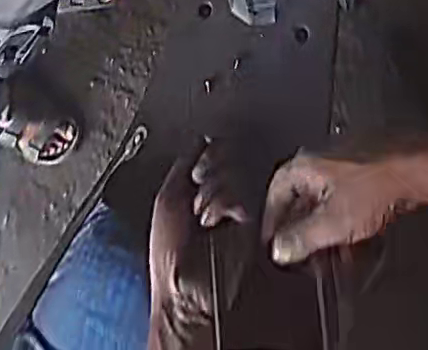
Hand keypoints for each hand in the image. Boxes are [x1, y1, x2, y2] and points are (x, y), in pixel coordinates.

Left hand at [148, 150, 243, 349]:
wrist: (182, 290)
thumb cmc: (171, 256)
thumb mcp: (169, 198)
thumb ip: (184, 163)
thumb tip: (200, 136)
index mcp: (214, 184)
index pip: (226, 148)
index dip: (211, 151)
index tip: (196, 168)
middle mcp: (234, 191)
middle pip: (236, 153)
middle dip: (211, 165)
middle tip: (198, 183)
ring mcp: (248, 203)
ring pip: (240, 169)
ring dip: (213, 188)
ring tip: (202, 212)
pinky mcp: (258, 219)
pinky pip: (245, 191)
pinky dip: (222, 202)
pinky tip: (211, 220)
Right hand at [261, 151, 423, 265]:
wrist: (412, 170)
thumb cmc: (375, 185)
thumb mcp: (331, 222)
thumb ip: (301, 238)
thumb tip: (281, 248)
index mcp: (308, 164)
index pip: (277, 189)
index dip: (272, 217)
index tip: (274, 240)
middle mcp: (324, 158)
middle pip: (302, 196)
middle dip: (302, 229)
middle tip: (303, 254)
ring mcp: (347, 162)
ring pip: (327, 200)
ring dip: (325, 228)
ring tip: (330, 254)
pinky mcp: (367, 170)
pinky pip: (347, 198)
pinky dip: (345, 220)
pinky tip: (354, 241)